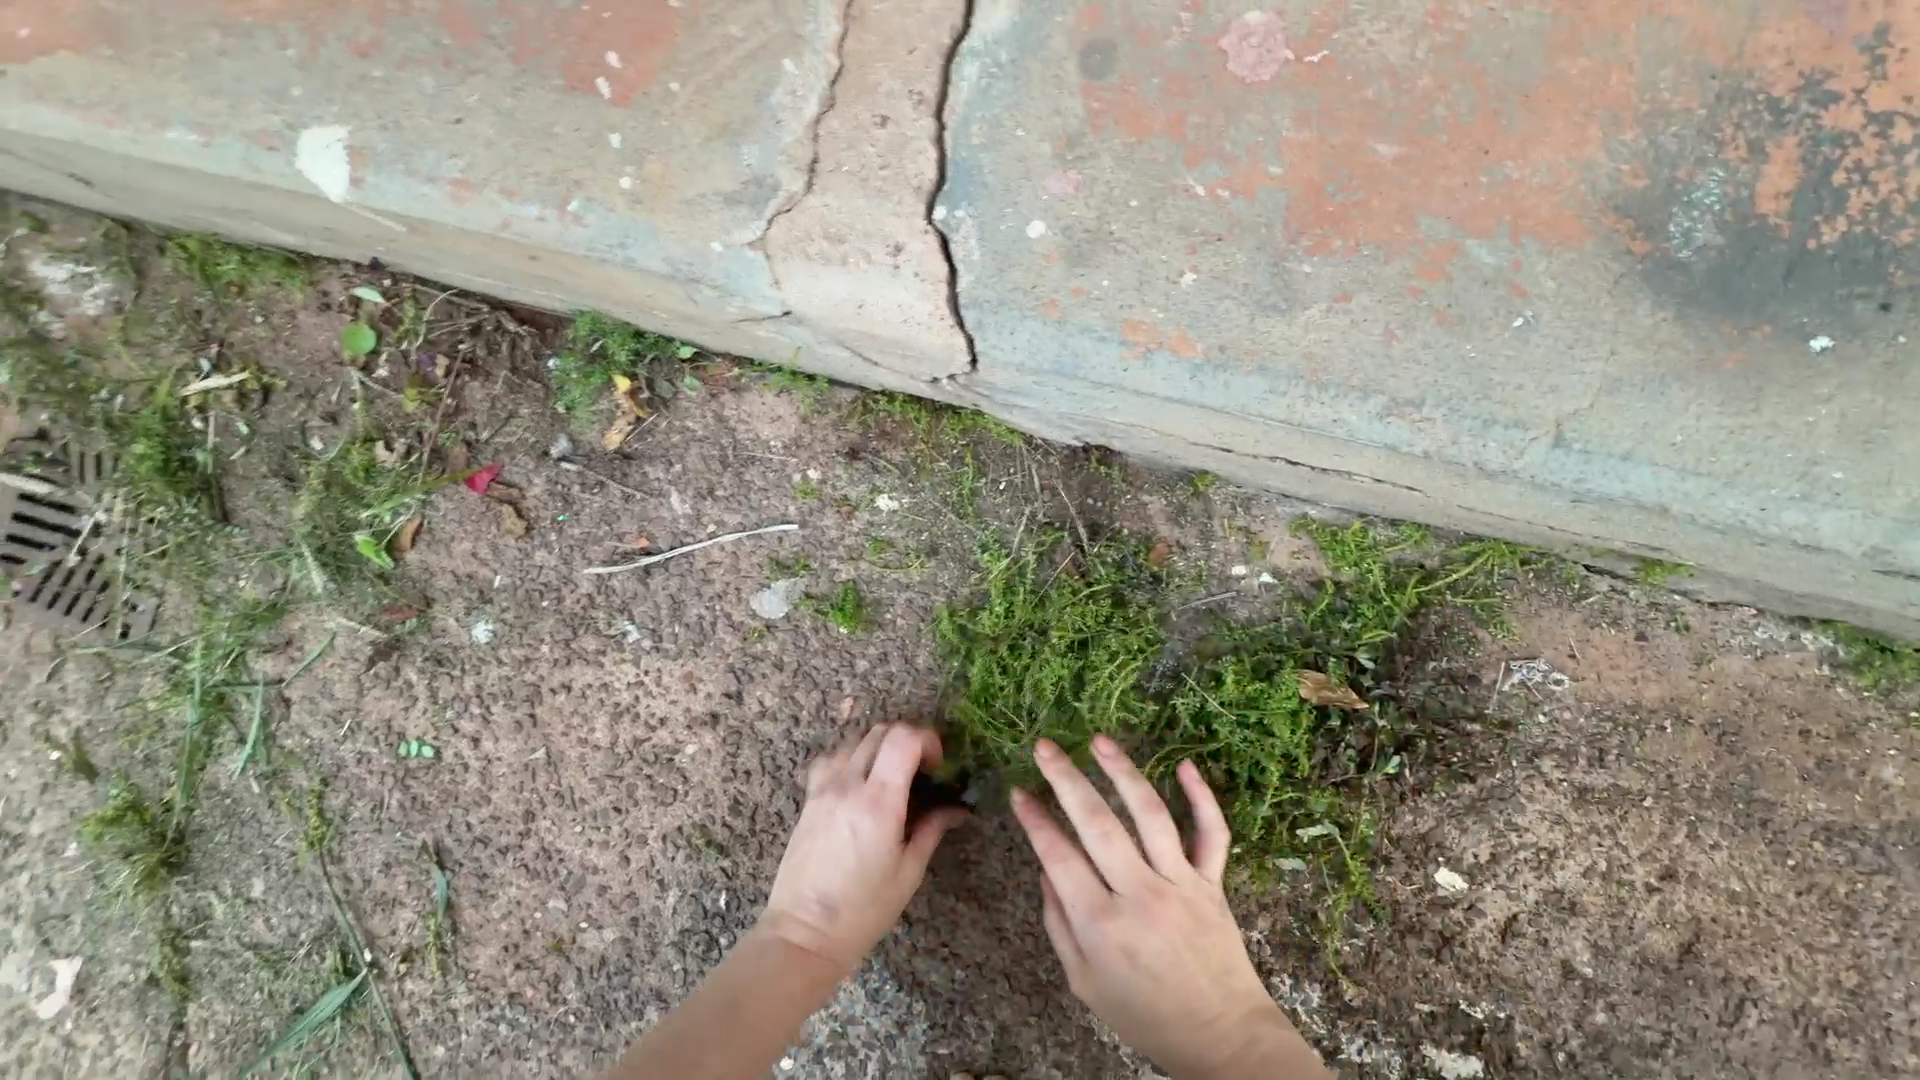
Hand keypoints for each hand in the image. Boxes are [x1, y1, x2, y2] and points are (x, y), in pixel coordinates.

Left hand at [760, 723, 965, 975]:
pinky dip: (850, 756)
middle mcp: (849, 786)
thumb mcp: (908, 873)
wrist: (803, 934)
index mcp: (879, 803)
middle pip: (880, 732)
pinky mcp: (809, 799)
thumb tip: (956, 809)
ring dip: (879, 745)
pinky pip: (830, 759)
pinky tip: (860, 781)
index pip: (903, 739)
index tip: (938, 764)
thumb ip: (931, 830)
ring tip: (892, 773)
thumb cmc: (863, 911)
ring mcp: (824, 790)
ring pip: (855, 740)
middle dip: (907, 740)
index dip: (927, 740)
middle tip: (921, 768)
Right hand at [1011, 736, 1323, 1078]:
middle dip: (1067, 780)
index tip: (1018, 791)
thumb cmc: (1145, 1015)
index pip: (1059, 856)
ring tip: (1099, 741)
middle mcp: (1141, 895)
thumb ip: (1059, 925)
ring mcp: (1182, 885)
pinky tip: (1184, 765)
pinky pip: (1212, 834)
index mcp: (1103, 925)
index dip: (1035, 821)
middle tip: (1045, 747)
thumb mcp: (1084, 983)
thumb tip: (1046, 870)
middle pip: (1099, 824)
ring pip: (1151, 816)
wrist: (1223, 1040)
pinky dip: (1202, 798)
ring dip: (1123, 773)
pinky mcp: (1213, 883)